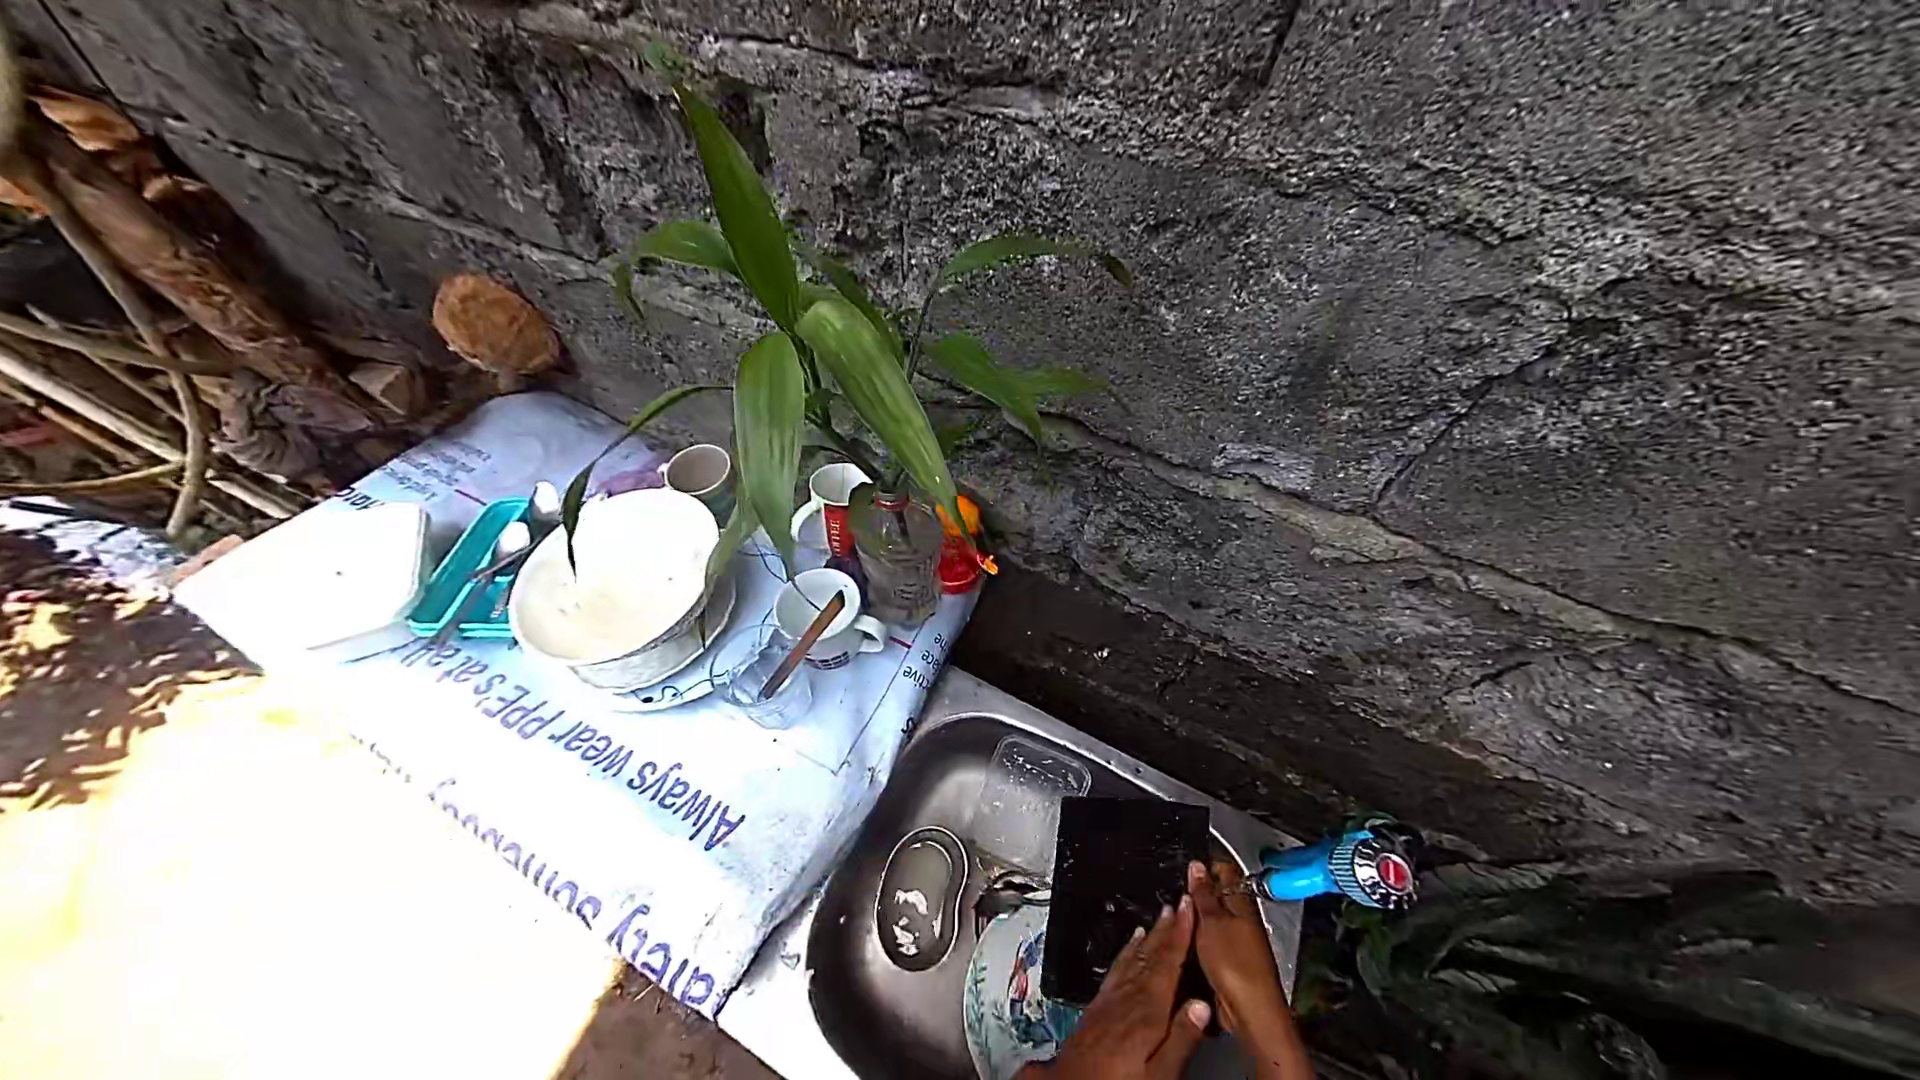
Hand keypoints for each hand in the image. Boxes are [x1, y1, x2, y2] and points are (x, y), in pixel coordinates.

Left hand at [1016, 898, 1210, 1079]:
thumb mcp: (1159, 1073)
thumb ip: (1181, 1038)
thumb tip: (1202, 1005)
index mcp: (1147, 1009)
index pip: (1168, 962)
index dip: (1180, 933)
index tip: (1189, 906)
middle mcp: (1129, 994)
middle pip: (1152, 954)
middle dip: (1168, 927)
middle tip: (1179, 902)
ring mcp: (1113, 995)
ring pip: (1137, 956)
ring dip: (1152, 934)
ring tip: (1162, 916)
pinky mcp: (1102, 1001)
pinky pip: (1120, 965)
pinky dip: (1130, 949)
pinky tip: (1134, 942)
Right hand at [1188, 860, 1311, 1078]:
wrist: (1249, 1011)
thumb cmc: (1233, 962)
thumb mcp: (1210, 920)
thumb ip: (1202, 893)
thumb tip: (1197, 865)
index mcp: (1242, 902)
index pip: (1224, 870)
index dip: (1205, 866)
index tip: (1185, 868)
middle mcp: (1242, 918)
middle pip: (1217, 895)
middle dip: (1196, 894)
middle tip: (1175, 895)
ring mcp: (1237, 940)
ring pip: (1212, 919)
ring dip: (1195, 918)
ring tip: (1175, 917)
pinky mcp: (1230, 961)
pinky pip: (1210, 940)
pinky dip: (1197, 938)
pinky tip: (1184, 941)